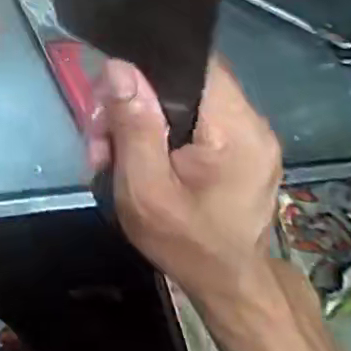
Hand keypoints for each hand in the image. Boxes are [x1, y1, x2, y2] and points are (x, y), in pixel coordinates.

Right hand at [84, 58, 282, 301]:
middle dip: (129, 101)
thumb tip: (118, 68)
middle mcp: (250, 125)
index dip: (148, 64)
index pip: (197, 64)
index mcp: (236, 131)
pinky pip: (187, 118)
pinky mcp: (235, 147)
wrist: (226, 287)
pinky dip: (154, 130)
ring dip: (135, 119)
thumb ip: (133, 125)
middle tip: (99, 138)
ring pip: (177, 99)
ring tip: (109, 154)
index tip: (109, 88)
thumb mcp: (145, 186)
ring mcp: (246, 137)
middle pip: (179, 82)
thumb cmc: (185, 240)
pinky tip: (132, 154)